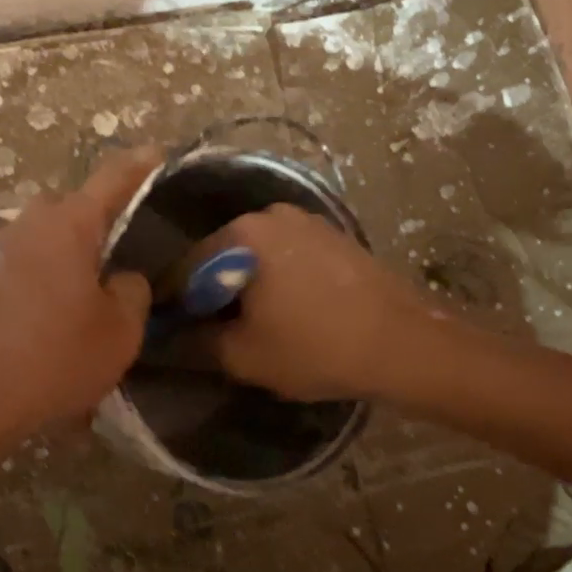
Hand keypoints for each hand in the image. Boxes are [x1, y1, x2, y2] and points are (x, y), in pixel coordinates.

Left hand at [0, 147, 159, 454]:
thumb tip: (121, 278)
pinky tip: (44, 338)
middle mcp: (27, 225)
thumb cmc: (49, 358)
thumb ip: (132, 294)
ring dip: (63, 267)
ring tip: (82, 312)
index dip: (140, 165)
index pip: (113, 178)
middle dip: (96, 226)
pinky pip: (16, 278)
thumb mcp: (118, 334)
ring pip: (41, 246)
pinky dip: (35, 296)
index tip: (158, 154)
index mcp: (69, 223)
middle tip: (120, 258)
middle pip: (71, 211)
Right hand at [196, 203, 433, 401]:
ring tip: (256, 324)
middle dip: (212, 291)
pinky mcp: (332, 233)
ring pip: (255, 254)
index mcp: (241, 234)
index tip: (173, 333)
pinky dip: (278, 278)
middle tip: (215, 333)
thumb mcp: (245, 356)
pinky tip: (290, 310)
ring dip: (246, 284)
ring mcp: (305, 219)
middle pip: (220, 254)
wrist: (404, 343)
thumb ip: (195, 343)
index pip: (185, 267)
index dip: (175, 303)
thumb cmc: (316, 348)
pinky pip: (286, 254)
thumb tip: (167, 336)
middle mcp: (269, 214)